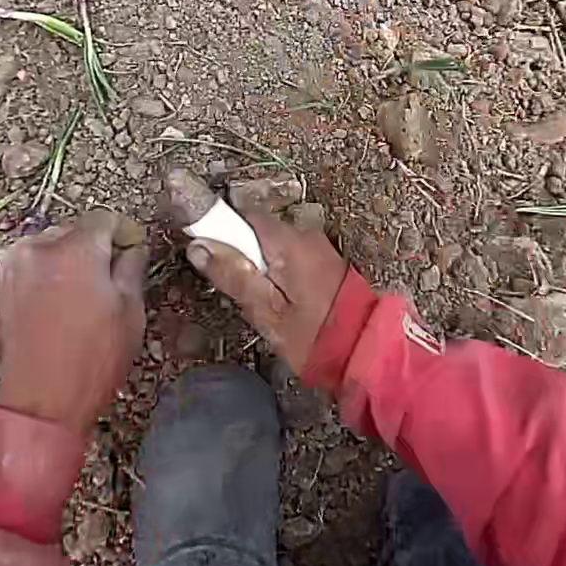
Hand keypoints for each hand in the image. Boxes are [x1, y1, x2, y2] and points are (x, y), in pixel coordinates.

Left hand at [0, 210, 145, 434]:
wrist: (42, 404)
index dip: (126, 233)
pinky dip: (54, 272)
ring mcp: (15, 268)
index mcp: (75, 249)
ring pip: (55, 245)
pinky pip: (37, 264)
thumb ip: (133, 266)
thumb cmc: (96, 355)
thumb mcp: (131, 307)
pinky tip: (66, 300)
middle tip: (116, 275)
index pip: (106, 218)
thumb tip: (133, 248)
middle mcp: (39, 249)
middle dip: (99, 245)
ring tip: (89, 290)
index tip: (136, 252)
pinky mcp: (4, 288)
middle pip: (78, 229)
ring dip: (74, 257)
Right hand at [185, 212, 346, 374]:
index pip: (244, 216)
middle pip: (258, 231)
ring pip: (273, 246)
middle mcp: (306, 235)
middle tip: (240, 293)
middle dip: (242, 255)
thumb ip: (235, 276)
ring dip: (261, 267)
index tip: (203, 251)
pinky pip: (290, 257)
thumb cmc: (314, 335)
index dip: (220, 229)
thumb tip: (200, 247)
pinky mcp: (325, 261)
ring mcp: (318, 247)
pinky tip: (282, 303)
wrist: (365, 349)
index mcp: (289, 243)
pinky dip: (279, 273)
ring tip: (263, 305)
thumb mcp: (267, 312)